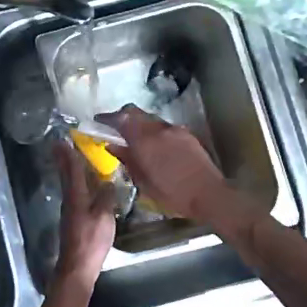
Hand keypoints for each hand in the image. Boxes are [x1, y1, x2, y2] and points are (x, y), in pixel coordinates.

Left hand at [54, 140, 115, 281]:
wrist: (78, 265)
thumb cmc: (91, 240)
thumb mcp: (104, 216)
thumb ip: (106, 197)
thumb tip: (108, 182)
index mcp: (76, 196)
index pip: (72, 170)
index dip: (68, 154)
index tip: (62, 140)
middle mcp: (70, 200)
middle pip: (66, 175)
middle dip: (64, 159)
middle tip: (60, 144)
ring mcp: (70, 210)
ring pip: (69, 184)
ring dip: (69, 170)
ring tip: (72, 159)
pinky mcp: (73, 219)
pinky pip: (74, 194)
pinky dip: (76, 184)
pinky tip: (83, 185)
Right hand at [97, 106, 231, 222]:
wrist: (209, 194)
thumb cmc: (172, 194)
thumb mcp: (143, 182)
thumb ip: (127, 160)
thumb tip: (113, 145)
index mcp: (145, 140)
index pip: (121, 119)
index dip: (107, 118)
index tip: (98, 122)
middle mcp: (159, 129)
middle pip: (135, 112)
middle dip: (122, 116)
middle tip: (114, 127)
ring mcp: (174, 129)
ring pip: (150, 119)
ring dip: (139, 123)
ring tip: (134, 138)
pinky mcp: (187, 134)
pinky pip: (164, 126)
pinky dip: (153, 130)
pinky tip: (154, 145)